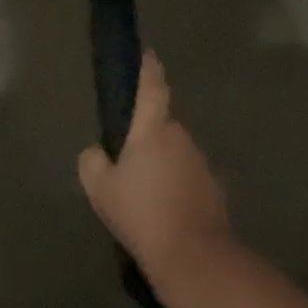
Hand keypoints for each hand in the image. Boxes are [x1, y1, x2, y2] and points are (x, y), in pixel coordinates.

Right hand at [78, 53, 234, 281]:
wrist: (192, 253)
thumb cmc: (141, 212)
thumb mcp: (99, 188)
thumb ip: (92, 161)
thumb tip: (97, 152)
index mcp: (154, 130)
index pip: (152, 88)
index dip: (148, 68)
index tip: (148, 53)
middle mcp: (182, 138)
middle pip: (162, 126)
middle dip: (147, 135)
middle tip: (127, 157)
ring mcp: (202, 163)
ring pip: (176, 153)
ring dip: (162, 163)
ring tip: (143, 192)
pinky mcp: (215, 189)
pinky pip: (188, 178)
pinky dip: (176, 186)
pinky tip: (163, 211)